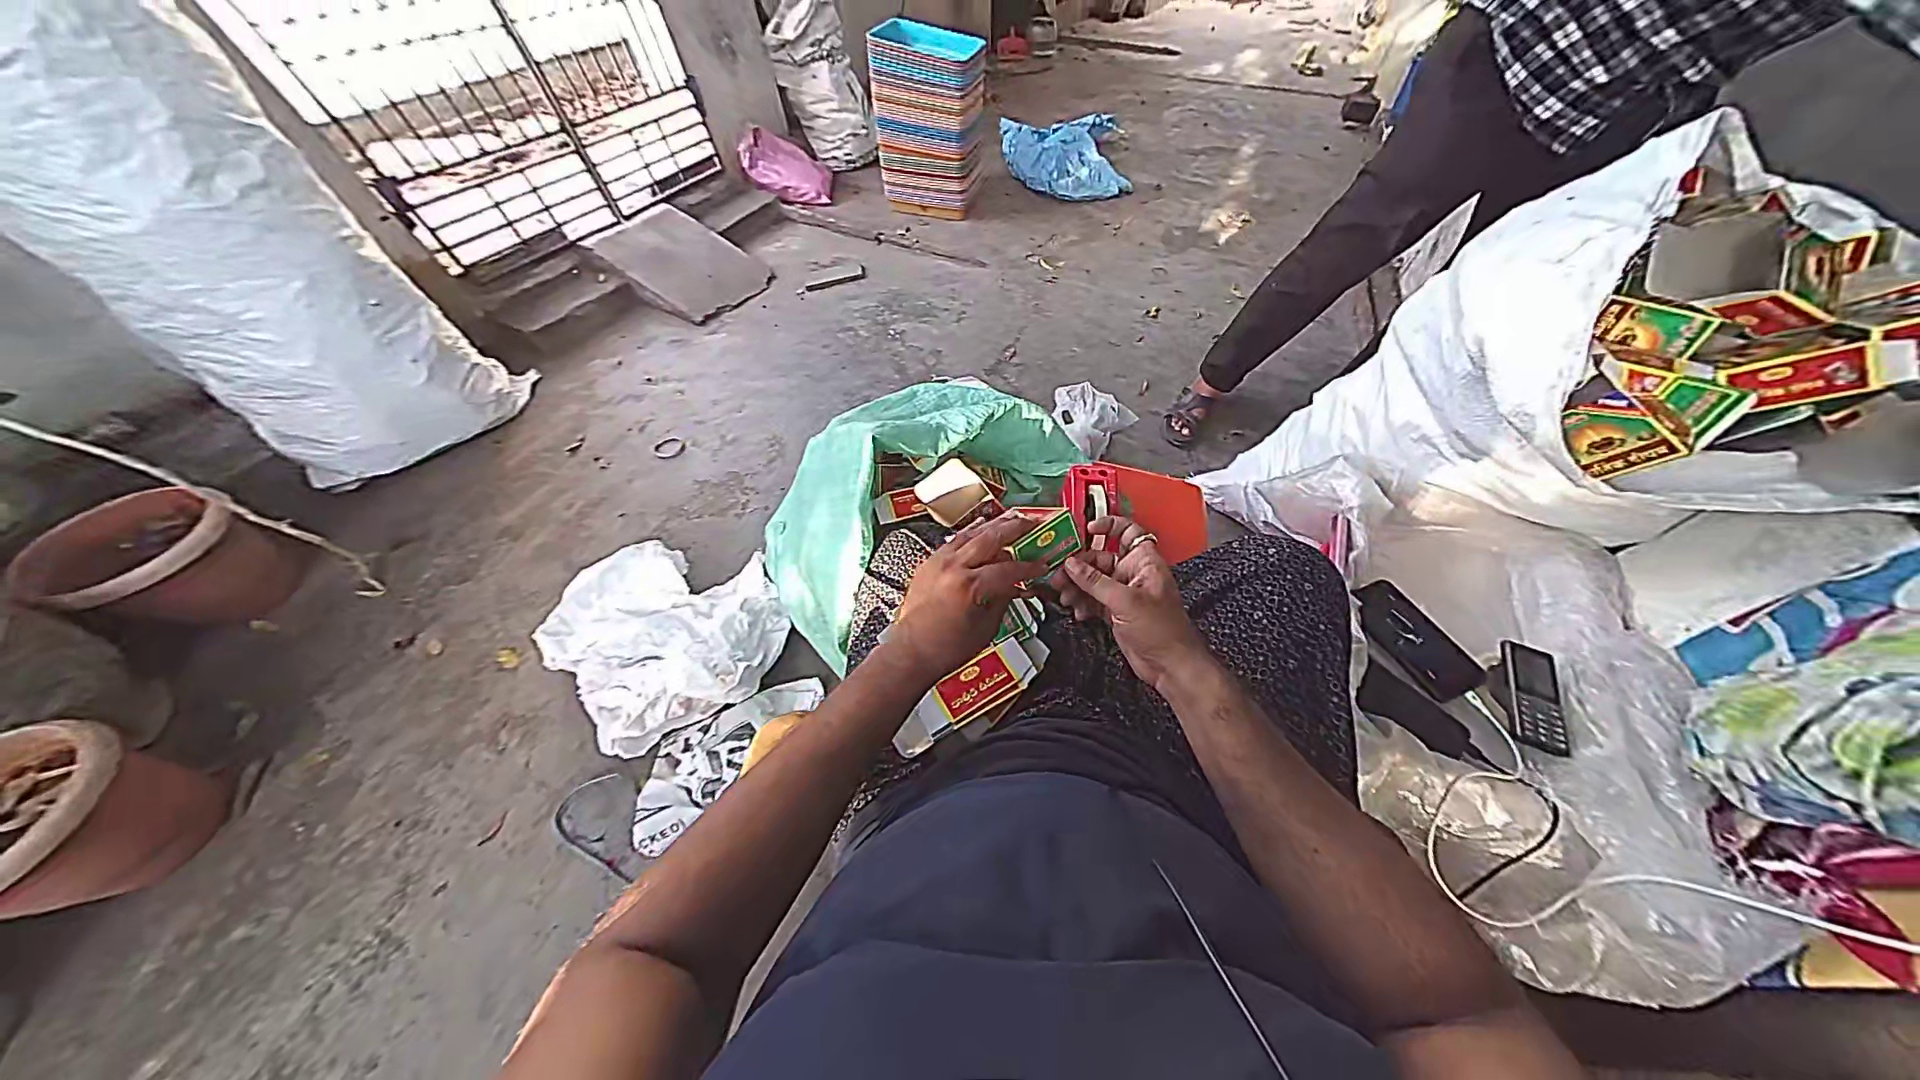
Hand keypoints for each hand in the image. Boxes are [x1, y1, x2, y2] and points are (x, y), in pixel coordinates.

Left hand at [885, 511, 1048, 682]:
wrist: (911, 652)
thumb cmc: (943, 648)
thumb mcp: (986, 628)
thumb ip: (1002, 600)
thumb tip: (1014, 585)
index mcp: (970, 586)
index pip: (1008, 568)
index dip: (1029, 567)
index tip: (1040, 565)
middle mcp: (953, 568)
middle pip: (991, 538)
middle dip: (1015, 529)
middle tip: (1032, 523)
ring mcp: (938, 563)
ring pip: (971, 534)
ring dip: (994, 524)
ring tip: (1011, 518)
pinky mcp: (929, 564)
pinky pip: (954, 541)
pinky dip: (971, 533)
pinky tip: (980, 528)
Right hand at [1051, 516, 1209, 692]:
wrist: (1170, 665)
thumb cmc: (1162, 631)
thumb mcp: (1125, 601)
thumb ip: (1095, 581)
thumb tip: (1072, 564)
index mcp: (1145, 562)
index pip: (1127, 532)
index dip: (1108, 526)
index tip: (1087, 530)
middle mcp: (1134, 574)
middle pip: (1101, 559)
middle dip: (1080, 566)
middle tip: (1061, 575)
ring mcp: (1124, 593)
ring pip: (1094, 581)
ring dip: (1077, 587)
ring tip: (1065, 596)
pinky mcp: (1116, 612)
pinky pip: (1093, 600)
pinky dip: (1083, 603)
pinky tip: (1077, 611)